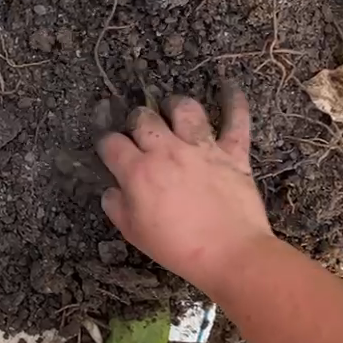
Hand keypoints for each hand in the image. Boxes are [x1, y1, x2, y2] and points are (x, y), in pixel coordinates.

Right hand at [97, 85, 275, 286]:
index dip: (106, 144)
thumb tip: (112, 190)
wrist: (231, 254)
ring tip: (172, 109)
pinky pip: (236, 121)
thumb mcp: (133, 232)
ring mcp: (202, 149)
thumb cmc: (178, 247)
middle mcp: (167, 151)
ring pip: (185, 109)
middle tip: (139, 132)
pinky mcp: (233, 154)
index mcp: (138, 171)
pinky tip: (229, 88)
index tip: (109, 151)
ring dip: (174, 106)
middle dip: (136, 121)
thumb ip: (116, 206)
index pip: (111, 143)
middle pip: (143, 118)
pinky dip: (235, 103)